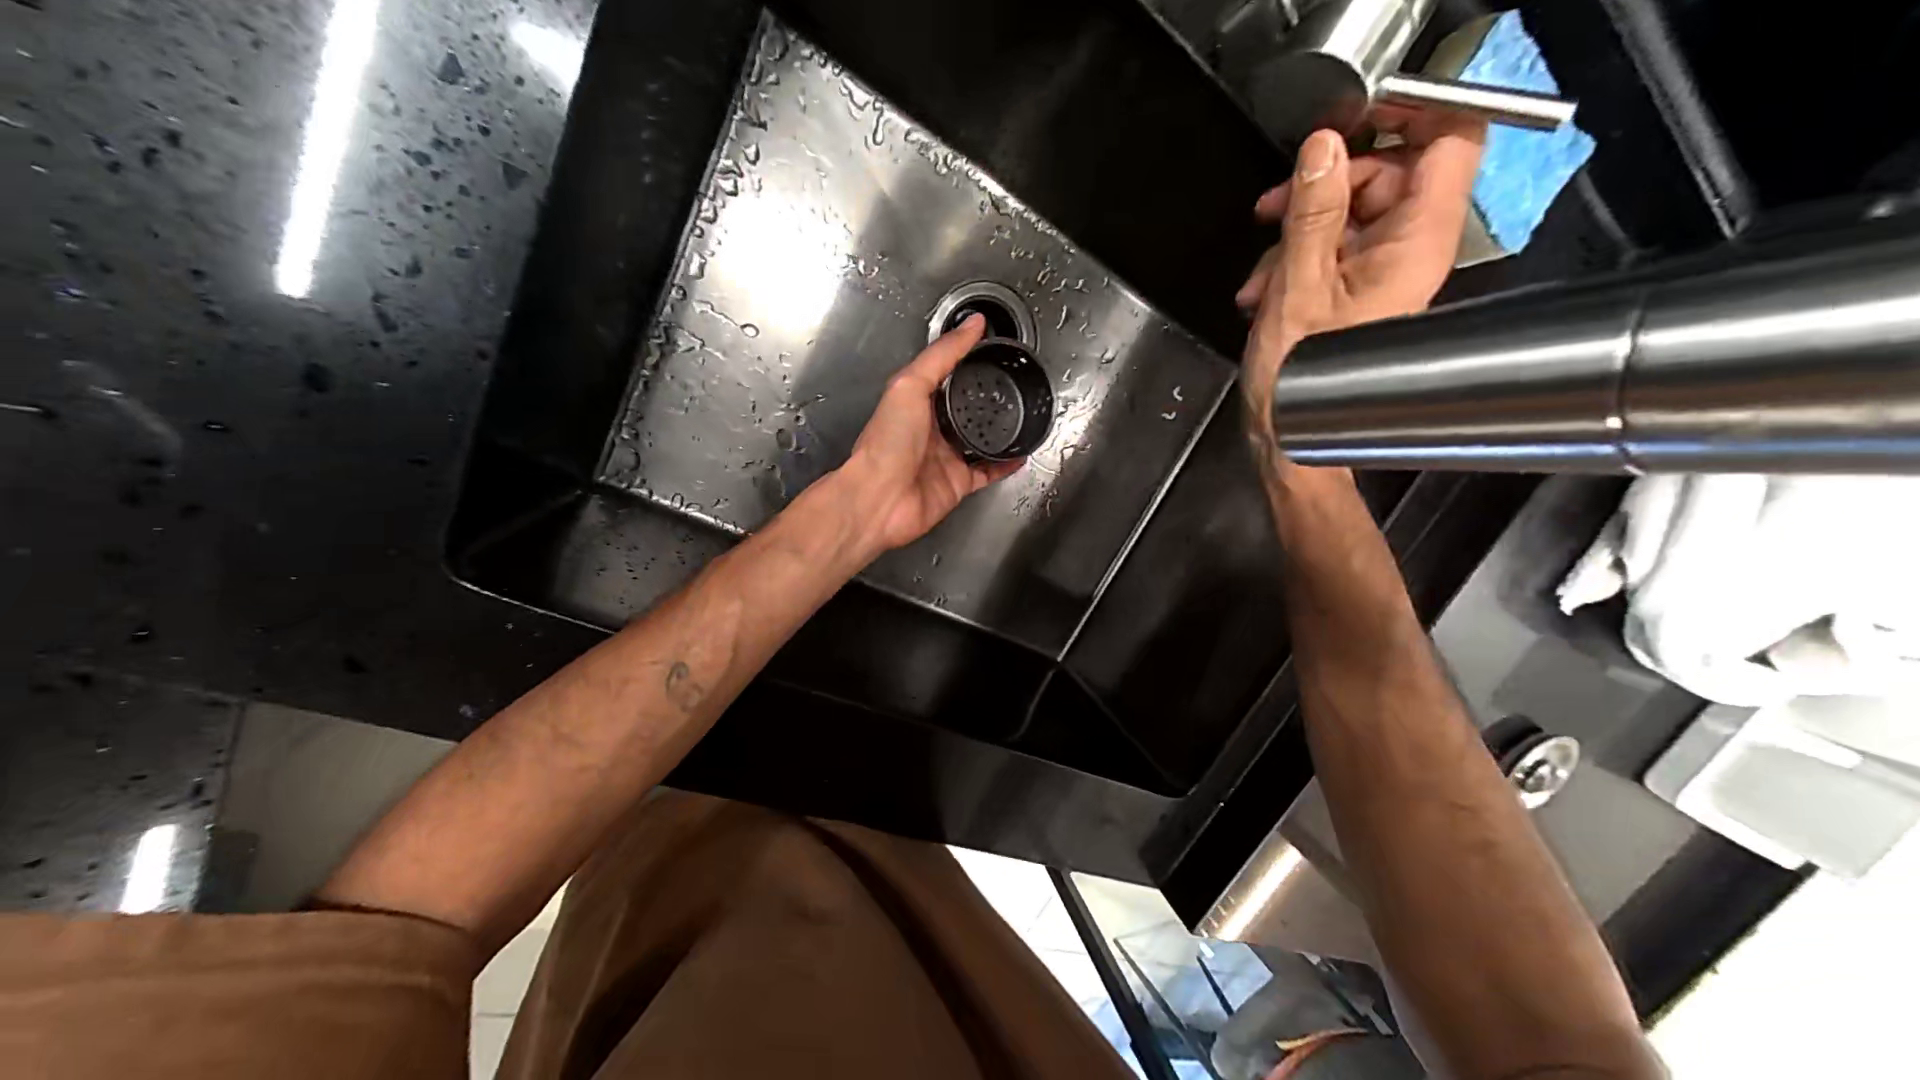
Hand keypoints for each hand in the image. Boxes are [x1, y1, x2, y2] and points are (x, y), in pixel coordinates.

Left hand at [833, 314, 1022, 554]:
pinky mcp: (958, 483)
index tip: (990, 345)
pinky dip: (1005, 464)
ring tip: (1024, 414)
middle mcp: (930, 430)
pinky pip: (988, 471)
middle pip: (965, 408)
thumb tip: (971, 325)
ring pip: (980, 440)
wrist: (880, 500)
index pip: (944, 375)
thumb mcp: (910, 385)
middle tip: (1014, 381)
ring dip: (1000, 430)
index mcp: (915, 403)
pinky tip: (1020, 454)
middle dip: (987, 397)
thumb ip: (942, 355)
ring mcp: (945, 458)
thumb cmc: (885, 444)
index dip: (965, 359)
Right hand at [1237, 114, 1485, 449]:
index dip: (1407, 116)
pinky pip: (1332, 248)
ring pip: (1349, 213)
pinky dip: (1293, 259)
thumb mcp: (1297, 287)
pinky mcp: (1357, 290)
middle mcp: (1410, 253)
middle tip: (1278, 205)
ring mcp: (1383, 272)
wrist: (1291, 439)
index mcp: (1415, 246)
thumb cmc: (1302, 385)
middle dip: (1323, 186)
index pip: (1448, 143)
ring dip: (1296, 232)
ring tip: (1262, 273)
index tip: (1353, 120)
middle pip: (1387, 175)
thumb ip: (1311, 213)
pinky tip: (1265, 290)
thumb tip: (1321, 152)